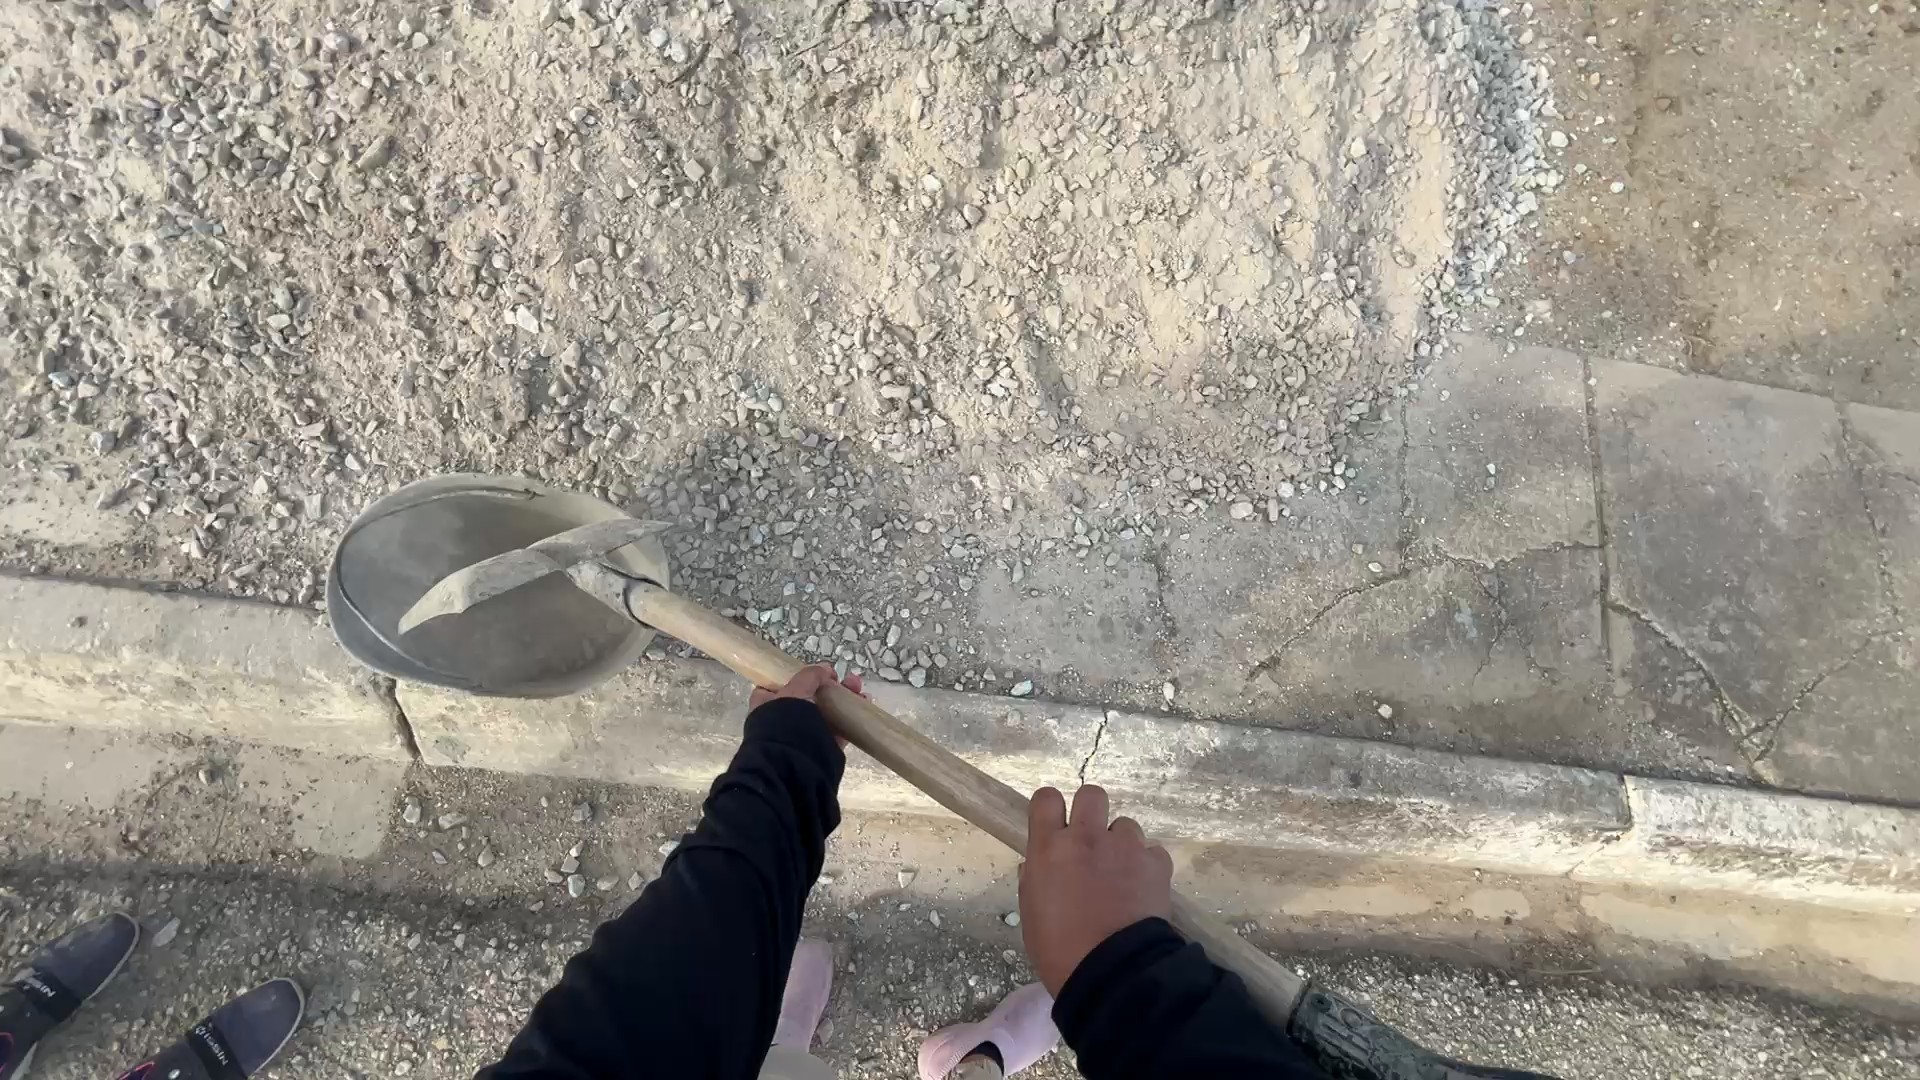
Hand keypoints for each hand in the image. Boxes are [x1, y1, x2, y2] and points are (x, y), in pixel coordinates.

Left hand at [749, 664, 863, 744]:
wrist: (793, 766)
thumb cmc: (785, 724)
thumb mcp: (793, 692)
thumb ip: (809, 677)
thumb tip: (824, 670)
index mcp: (767, 706)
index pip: (780, 686)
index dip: (800, 677)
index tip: (819, 673)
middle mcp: (782, 721)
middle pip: (809, 697)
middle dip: (829, 686)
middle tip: (845, 679)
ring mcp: (803, 735)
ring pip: (826, 712)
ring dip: (842, 698)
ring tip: (858, 688)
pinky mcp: (821, 749)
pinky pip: (838, 729)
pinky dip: (850, 717)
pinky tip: (863, 704)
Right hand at [1018, 784, 1172, 994]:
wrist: (1113, 976)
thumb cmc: (1060, 951)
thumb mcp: (1031, 913)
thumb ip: (1035, 878)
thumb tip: (1039, 865)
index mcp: (1049, 847)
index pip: (1046, 798)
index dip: (1051, 808)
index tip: (1055, 825)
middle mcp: (1086, 837)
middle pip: (1091, 794)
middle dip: (1091, 812)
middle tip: (1091, 841)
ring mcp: (1124, 847)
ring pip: (1126, 825)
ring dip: (1122, 845)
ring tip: (1122, 876)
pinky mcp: (1155, 864)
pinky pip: (1153, 852)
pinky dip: (1148, 867)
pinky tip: (1144, 890)